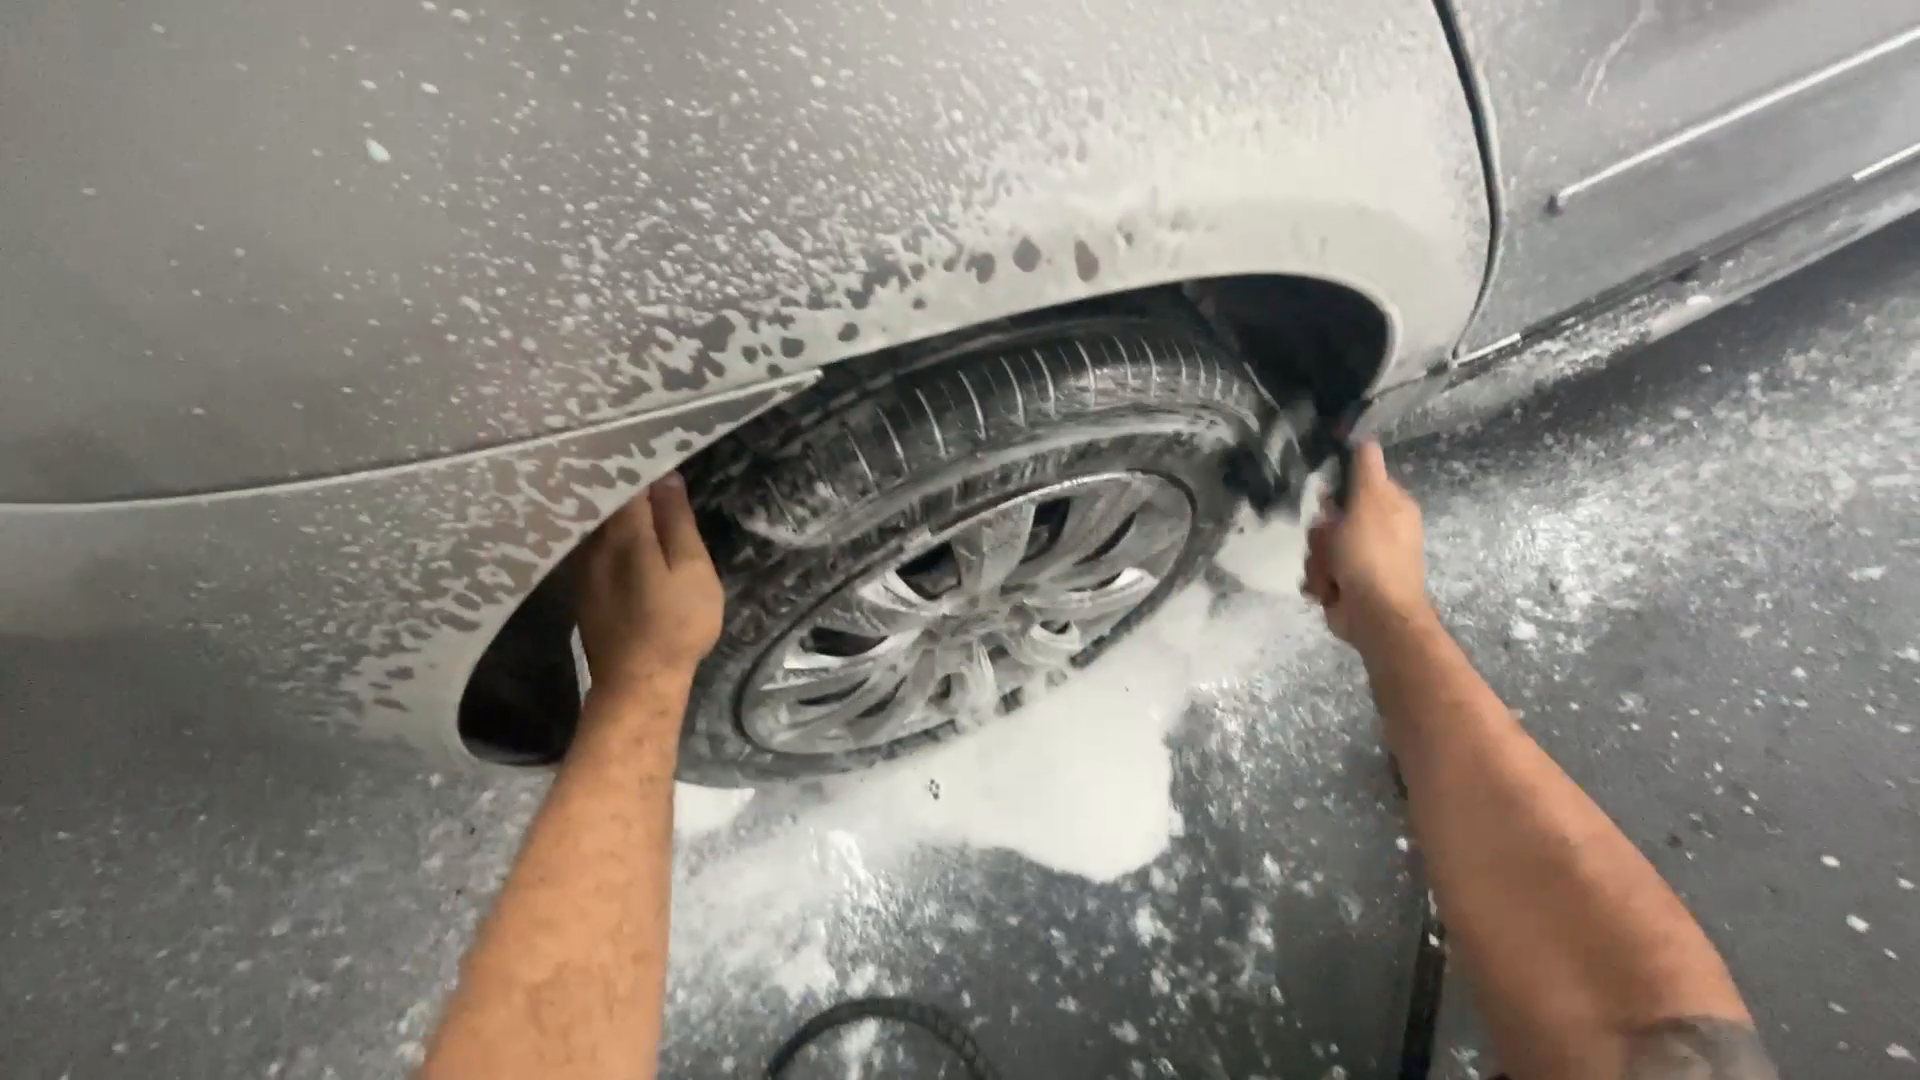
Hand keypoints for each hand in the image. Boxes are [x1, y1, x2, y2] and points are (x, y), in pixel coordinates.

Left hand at [574, 475, 724, 698]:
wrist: (638, 682)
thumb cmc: (676, 624)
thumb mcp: (692, 570)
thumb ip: (677, 523)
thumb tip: (666, 478)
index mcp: (624, 534)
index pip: (624, 481)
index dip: (637, 461)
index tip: (651, 445)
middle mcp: (593, 544)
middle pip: (603, 499)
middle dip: (622, 479)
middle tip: (644, 461)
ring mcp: (582, 568)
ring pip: (596, 522)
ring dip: (612, 505)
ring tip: (634, 489)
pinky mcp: (583, 588)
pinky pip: (593, 544)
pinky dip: (606, 530)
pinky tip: (622, 530)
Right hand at [1302, 441, 1433, 649]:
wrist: (1374, 616)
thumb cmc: (1372, 556)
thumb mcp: (1369, 503)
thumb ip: (1365, 470)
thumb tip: (1366, 438)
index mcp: (1391, 508)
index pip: (1358, 484)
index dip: (1338, 493)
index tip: (1329, 504)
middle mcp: (1378, 531)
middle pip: (1331, 517)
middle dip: (1322, 534)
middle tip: (1330, 542)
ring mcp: (1361, 559)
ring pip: (1320, 546)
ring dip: (1318, 560)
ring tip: (1330, 573)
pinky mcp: (1345, 582)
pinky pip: (1318, 570)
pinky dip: (1318, 580)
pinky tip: (1327, 590)